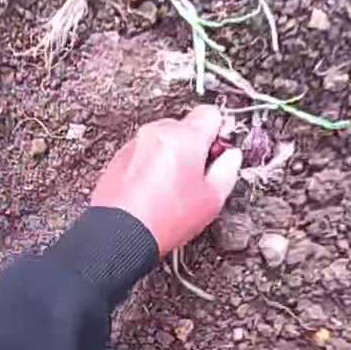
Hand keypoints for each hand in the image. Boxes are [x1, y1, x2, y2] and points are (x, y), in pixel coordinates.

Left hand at [90, 105, 242, 253]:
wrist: (120, 235)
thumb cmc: (163, 219)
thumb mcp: (211, 200)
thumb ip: (227, 171)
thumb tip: (231, 158)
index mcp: (184, 137)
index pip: (211, 114)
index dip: (218, 134)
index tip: (217, 153)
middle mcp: (157, 133)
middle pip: (185, 128)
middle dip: (193, 148)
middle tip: (195, 179)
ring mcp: (135, 144)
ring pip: (162, 141)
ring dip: (170, 158)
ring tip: (171, 191)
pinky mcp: (118, 158)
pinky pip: (142, 154)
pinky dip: (150, 167)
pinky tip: (152, 193)